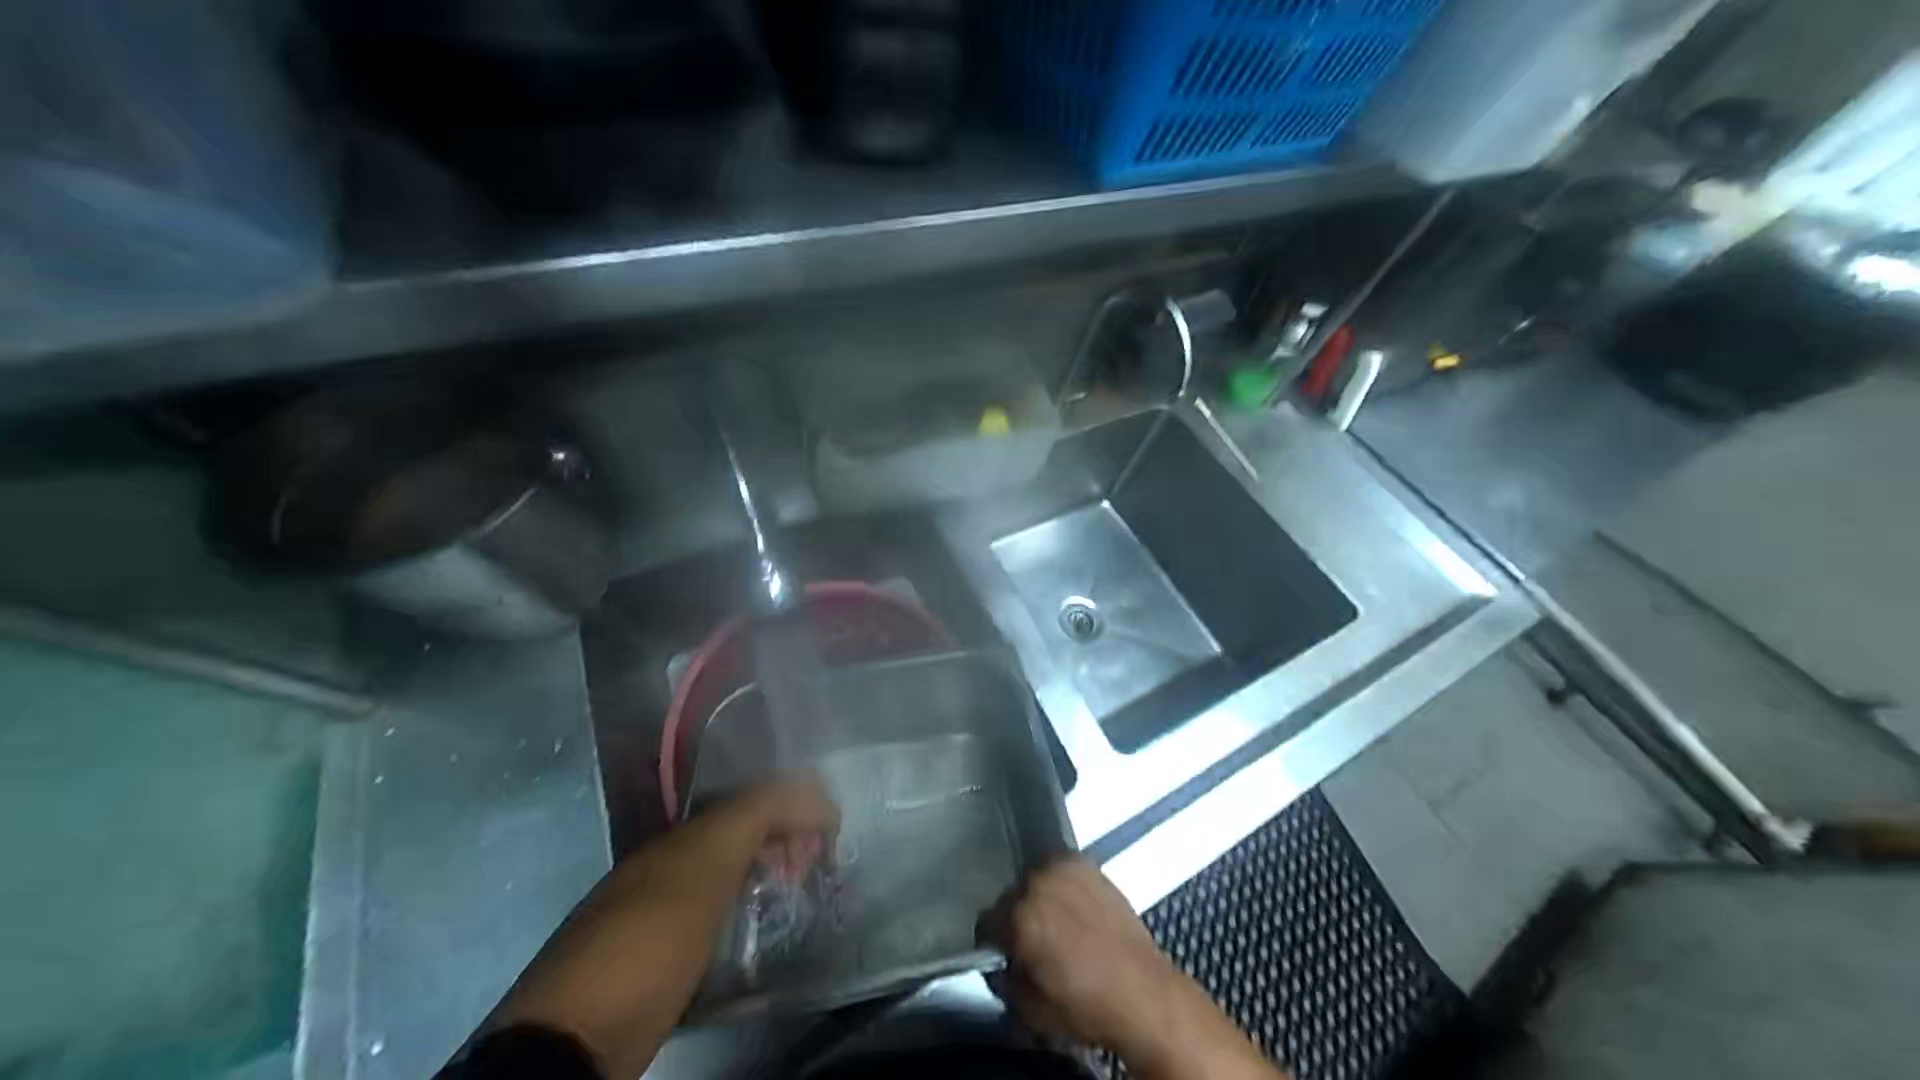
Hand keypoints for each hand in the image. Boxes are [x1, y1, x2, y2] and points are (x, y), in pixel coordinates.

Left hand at [487, 776, 837, 1078]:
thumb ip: (751, 815)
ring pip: (728, 870)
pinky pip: (715, 907)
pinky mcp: (657, 954)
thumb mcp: (705, 865)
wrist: (572, 1037)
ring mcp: (659, 910)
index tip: (834, 825)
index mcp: (681, 839)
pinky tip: (757, 922)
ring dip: (768, 866)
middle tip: (817, 862)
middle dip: (786, 834)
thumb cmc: (650, 941)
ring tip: (796, 888)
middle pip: (740, 832)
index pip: (751, 801)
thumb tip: (804, 789)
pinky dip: (746, 901)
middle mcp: (669, 863)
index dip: (795, 803)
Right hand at [987, 855, 1184, 1050]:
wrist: (1143, 991)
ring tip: (1057, 921)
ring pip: (1036, 879)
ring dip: (1040, 896)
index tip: (1005, 954)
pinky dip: (1061, 883)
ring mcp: (1062, 868)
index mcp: (1018, 917)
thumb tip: (1003, 964)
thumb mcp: (1031, 1011)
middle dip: (1018, 915)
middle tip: (1034, 939)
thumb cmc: (1086, 1006)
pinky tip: (1073, 906)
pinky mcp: (1086, 863)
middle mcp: (1036, 883)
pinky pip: (1060, 869)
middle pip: (1012, 895)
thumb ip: (1005, 981)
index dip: (994, 942)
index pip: (986, 922)